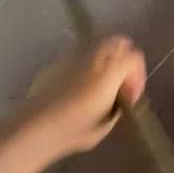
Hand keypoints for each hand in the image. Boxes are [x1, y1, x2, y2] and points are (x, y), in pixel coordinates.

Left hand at [12, 36, 147, 160]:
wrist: (35, 127)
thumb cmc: (74, 130)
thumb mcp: (106, 124)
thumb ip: (117, 106)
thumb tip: (117, 100)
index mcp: (110, 70)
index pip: (135, 57)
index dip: (138, 77)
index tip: (130, 97)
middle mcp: (93, 56)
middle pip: (118, 42)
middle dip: (124, 61)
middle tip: (120, 85)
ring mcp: (71, 56)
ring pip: (97, 46)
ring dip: (104, 62)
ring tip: (99, 87)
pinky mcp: (55, 62)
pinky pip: (78, 57)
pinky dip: (85, 66)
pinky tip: (77, 89)